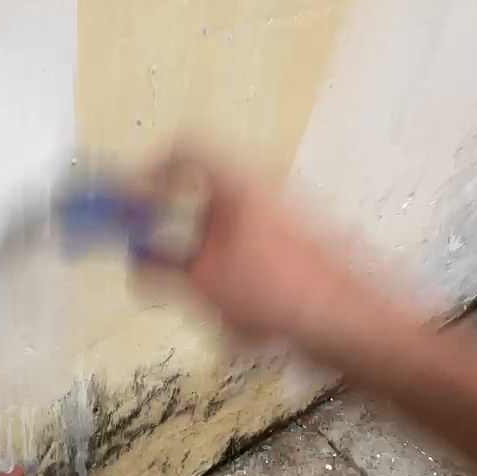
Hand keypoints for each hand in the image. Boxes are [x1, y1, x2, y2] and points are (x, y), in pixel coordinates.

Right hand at [139, 140, 423, 364]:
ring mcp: (282, 219)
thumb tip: (135, 260)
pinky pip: (249, 262)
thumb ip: (158, 267)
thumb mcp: (199, 283)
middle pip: (200, 201)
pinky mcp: (296, 249)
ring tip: (221, 313)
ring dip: (209, 277)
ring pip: (224, 241)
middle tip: (163, 273)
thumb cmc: (269, 290)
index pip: (183, 150)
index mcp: (235, 181)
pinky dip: (237, 290)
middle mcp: (260, 189)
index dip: (148, 173)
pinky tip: (250, 325)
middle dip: (178, 244)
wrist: (347, 321)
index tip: (129, 209)